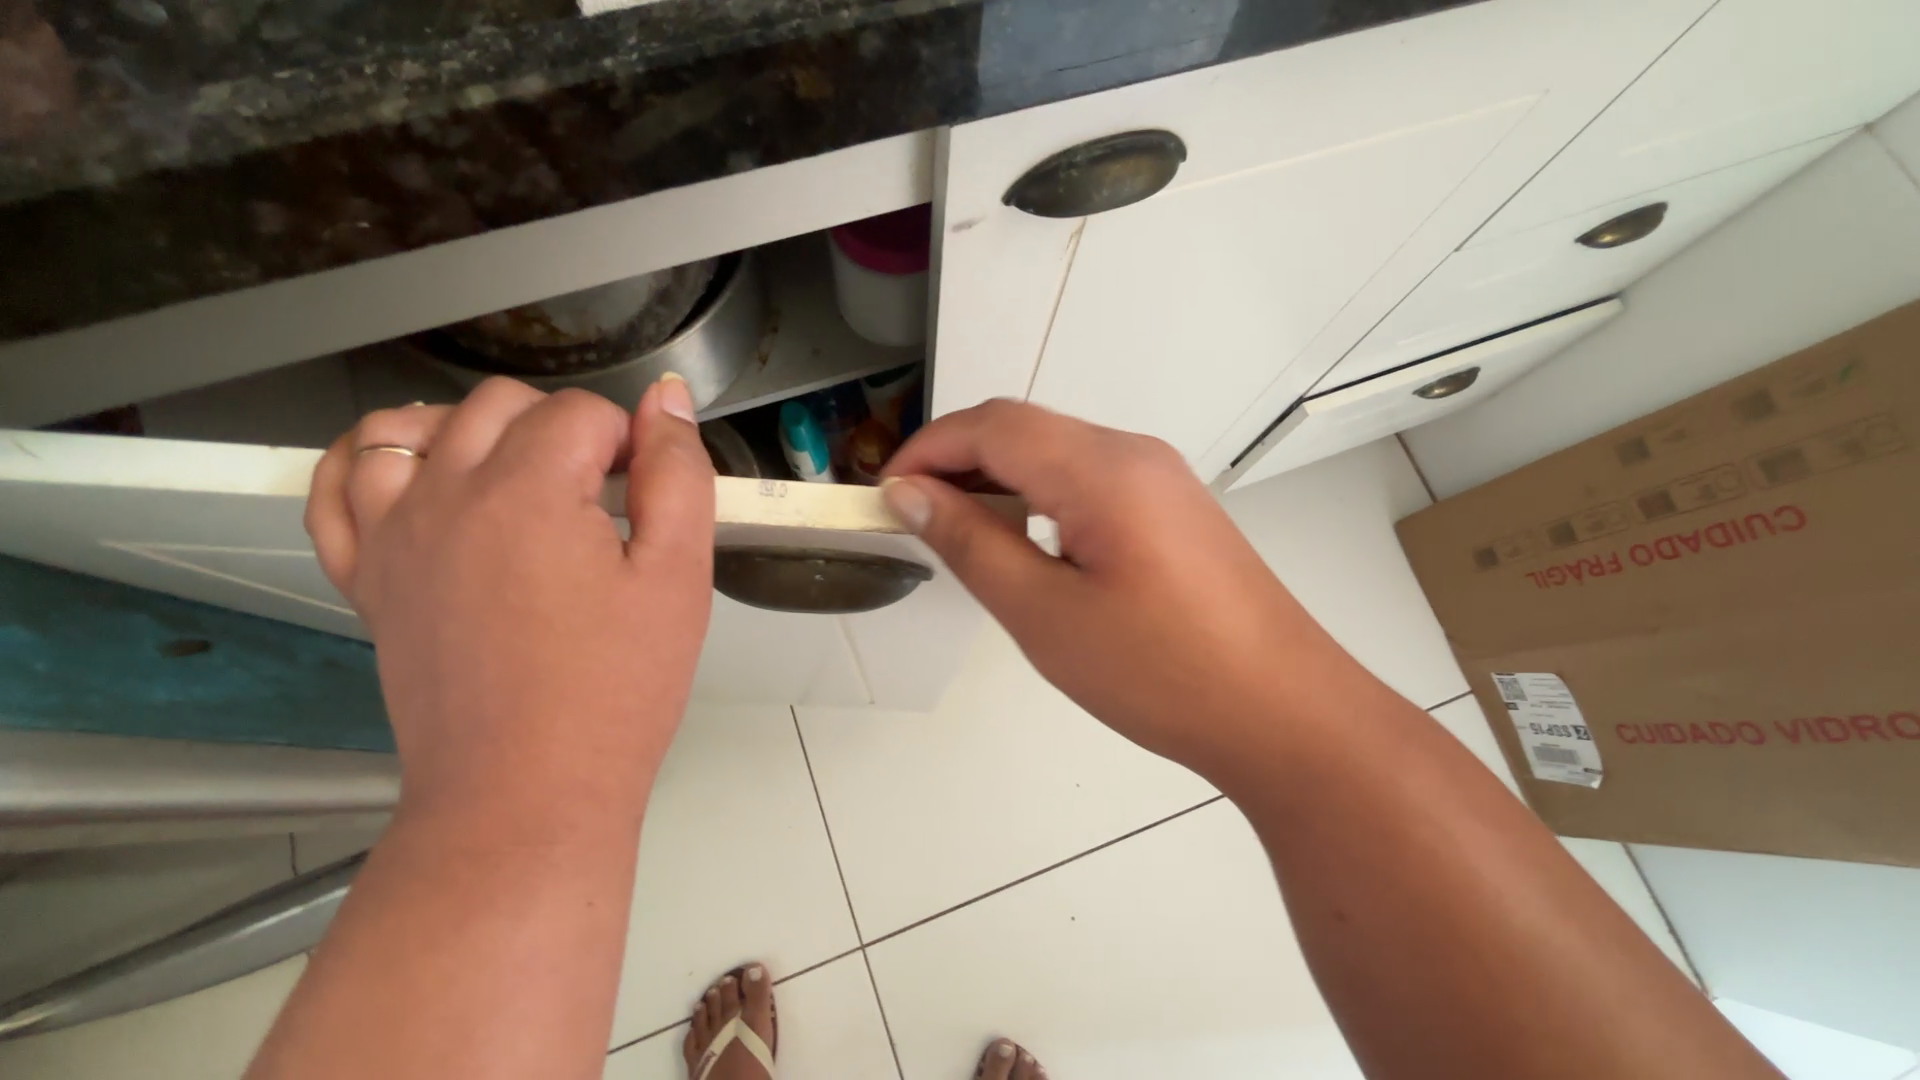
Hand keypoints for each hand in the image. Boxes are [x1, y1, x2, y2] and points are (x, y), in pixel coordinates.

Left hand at [304, 376, 715, 824]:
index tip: (645, 498)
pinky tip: (417, 477)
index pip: (581, 411)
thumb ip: (679, 476)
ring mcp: (391, 536)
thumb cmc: (617, 689)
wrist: (526, 793)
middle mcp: (445, 495)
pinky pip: (337, 487)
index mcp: (528, 491)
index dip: (629, 443)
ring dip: (471, 430)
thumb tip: (669, 400)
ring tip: (519, 478)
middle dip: (562, 428)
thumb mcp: (678, 578)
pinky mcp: (366, 579)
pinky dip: (371, 460)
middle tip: (600, 496)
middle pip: (500, 405)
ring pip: (412, 426)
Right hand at [880, 400, 1358, 774]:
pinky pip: (1089, 479)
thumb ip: (971, 543)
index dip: (926, 448)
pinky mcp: (1174, 508)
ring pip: (1056, 452)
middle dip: (957, 460)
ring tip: (959, 534)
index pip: (991, 425)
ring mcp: (1162, 478)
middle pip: (1023, 428)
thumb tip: (910, 493)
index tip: (882, 493)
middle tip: (912, 516)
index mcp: (1102, 469)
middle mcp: (1135, 454)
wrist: (1283, 713)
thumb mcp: (1045, 615)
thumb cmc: (1160, 673)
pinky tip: (1024, 545)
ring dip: (998, 479)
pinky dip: (1039, 497)